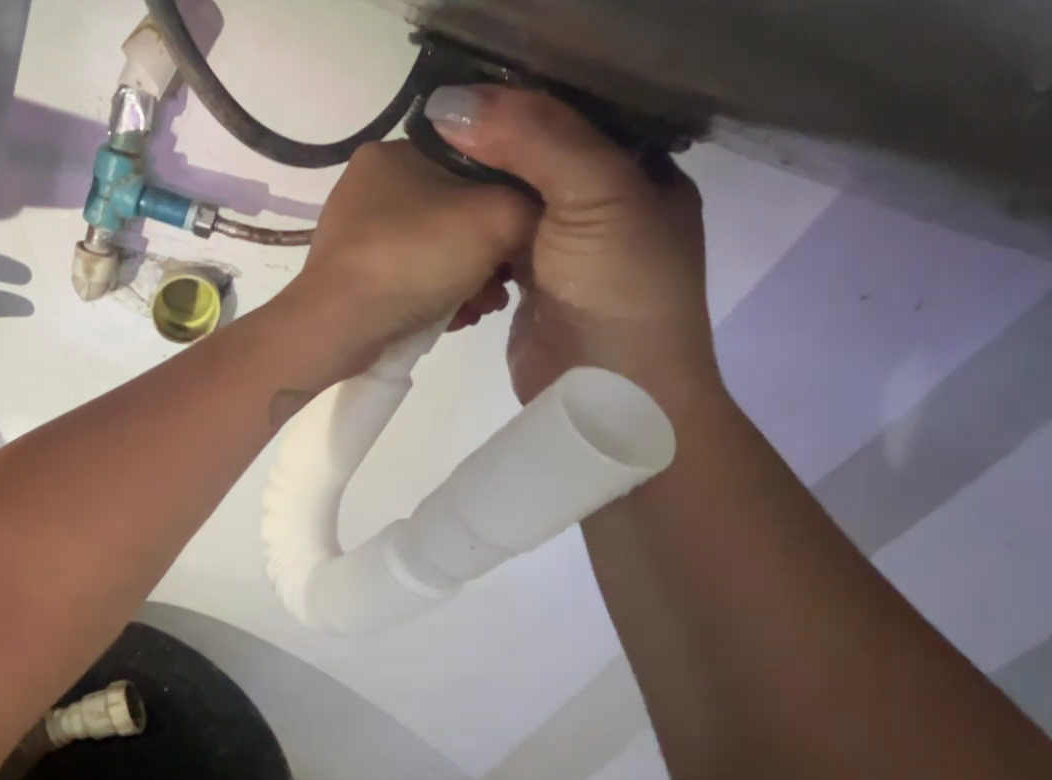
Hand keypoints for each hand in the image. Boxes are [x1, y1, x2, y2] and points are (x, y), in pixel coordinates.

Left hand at [288, 138, 533, 356]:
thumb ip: (532, 201)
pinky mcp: (351, 277)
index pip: (475, 159)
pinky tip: (453, 318)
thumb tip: (531, 213)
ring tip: (481, 307)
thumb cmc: (414, 258)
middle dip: (489, 250)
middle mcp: (369, 187)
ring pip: (435, 249)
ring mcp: (356, 235)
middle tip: (503, 282)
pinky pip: (410, 278)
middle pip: (456, 210)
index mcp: (394, 151)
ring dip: (467, 279)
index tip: (525, 234)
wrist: (336, 327)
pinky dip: (436, 296)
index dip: (511, 196)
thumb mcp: (499, 215)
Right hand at [424, 85, 720, 406]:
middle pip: (530, 166)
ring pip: (503, 213)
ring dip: (466, 213)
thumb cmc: (620, 290)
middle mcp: (603, 206)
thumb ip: (535, 141)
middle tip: (422, 155)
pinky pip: (487, 255)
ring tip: (419, 197)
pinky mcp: (528, 291)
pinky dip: (464, 254)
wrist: (610, 398)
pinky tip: (435, 249)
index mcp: (638, 171)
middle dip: (480, 164)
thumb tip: (451, 104)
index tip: (453, 109)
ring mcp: (563, 253)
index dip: (514, 108)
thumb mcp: (593, 196)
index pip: (570, 118)